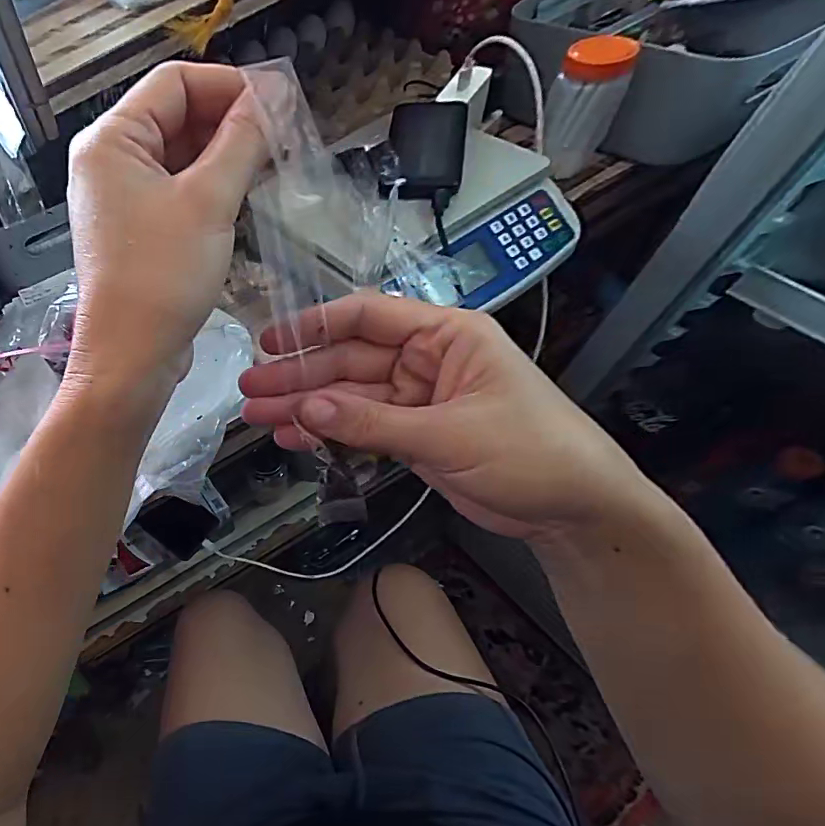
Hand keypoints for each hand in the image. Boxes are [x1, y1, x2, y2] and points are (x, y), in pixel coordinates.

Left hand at [65, 62, 266, 404]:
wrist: (131, 358)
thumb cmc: (159, 281)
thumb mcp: (209, 202)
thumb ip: (243, 141)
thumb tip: (273, 96)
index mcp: (111, 141)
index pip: (175, 83)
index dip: (230, 86)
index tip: (278, 103)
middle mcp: (108, 164)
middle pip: (176, 117)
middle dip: (230, 122)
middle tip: (281, 138)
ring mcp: (121, 200)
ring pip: (180, 157)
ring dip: (224, 157)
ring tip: (269, 168)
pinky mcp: (137, 232)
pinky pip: (177, 192)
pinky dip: (210, 189)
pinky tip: (242, 199)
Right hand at [237, 292, 662, 539]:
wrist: (573, 508)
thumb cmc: (532, 452)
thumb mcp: (449, 435)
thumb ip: (374, 423)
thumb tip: (308, 410)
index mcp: (446, 336)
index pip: (370, 317)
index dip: (316, 326)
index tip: (271, 342)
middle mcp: (427, 361)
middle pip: (350, 361)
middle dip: (300, 378)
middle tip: (251, 391)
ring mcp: (417, 400)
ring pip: (349, 399)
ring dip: (305, 410)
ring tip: (258, 419)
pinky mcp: (413, 435)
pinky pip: (361, 429)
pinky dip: (330, 436)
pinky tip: (295, 440)